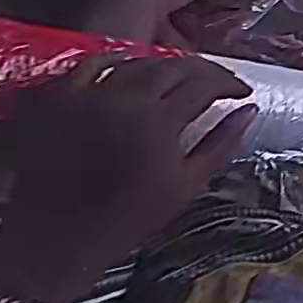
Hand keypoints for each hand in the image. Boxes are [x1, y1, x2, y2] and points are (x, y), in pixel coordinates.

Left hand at [11, 53, 256, 236]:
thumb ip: (221, 144)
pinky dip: (114, 58)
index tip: (241, 92)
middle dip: (204, 71)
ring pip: (139, 61)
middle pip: (175, 66)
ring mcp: (90, 94)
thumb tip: (250, 110)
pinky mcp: (59, 98)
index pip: (206, 85)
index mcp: (160, 121)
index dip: (229, 84)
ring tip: (178, 78)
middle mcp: (126, 97)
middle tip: (216, 82)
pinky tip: (128, 63)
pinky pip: (91, 63)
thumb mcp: (185, 187)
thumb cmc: (125, 220)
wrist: (52, 244)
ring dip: (165, 65)